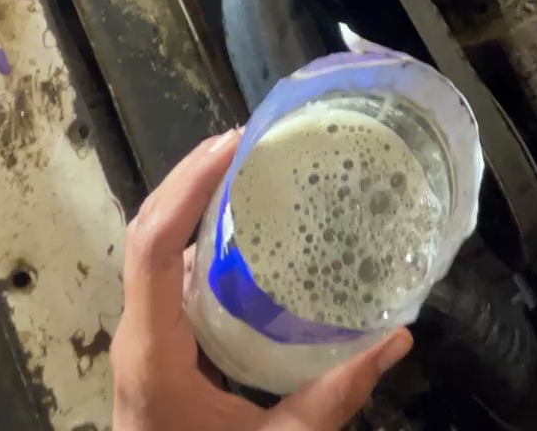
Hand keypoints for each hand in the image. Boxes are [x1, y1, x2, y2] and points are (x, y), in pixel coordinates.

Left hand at [111, 129, 413, 430]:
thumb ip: (334, 398)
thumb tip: (399, 338)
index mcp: (154, 354)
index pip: (151, 250)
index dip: (187, 188)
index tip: (233, 146)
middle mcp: (138, 330)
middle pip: (145, 229)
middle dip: (189, 174)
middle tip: (245, 138)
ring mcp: (142, 328)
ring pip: (149, 239)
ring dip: (186, 190)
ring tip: (238, 157)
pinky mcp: (155, 331)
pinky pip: (162, 259)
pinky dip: (188, 219)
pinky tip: (229, 211)